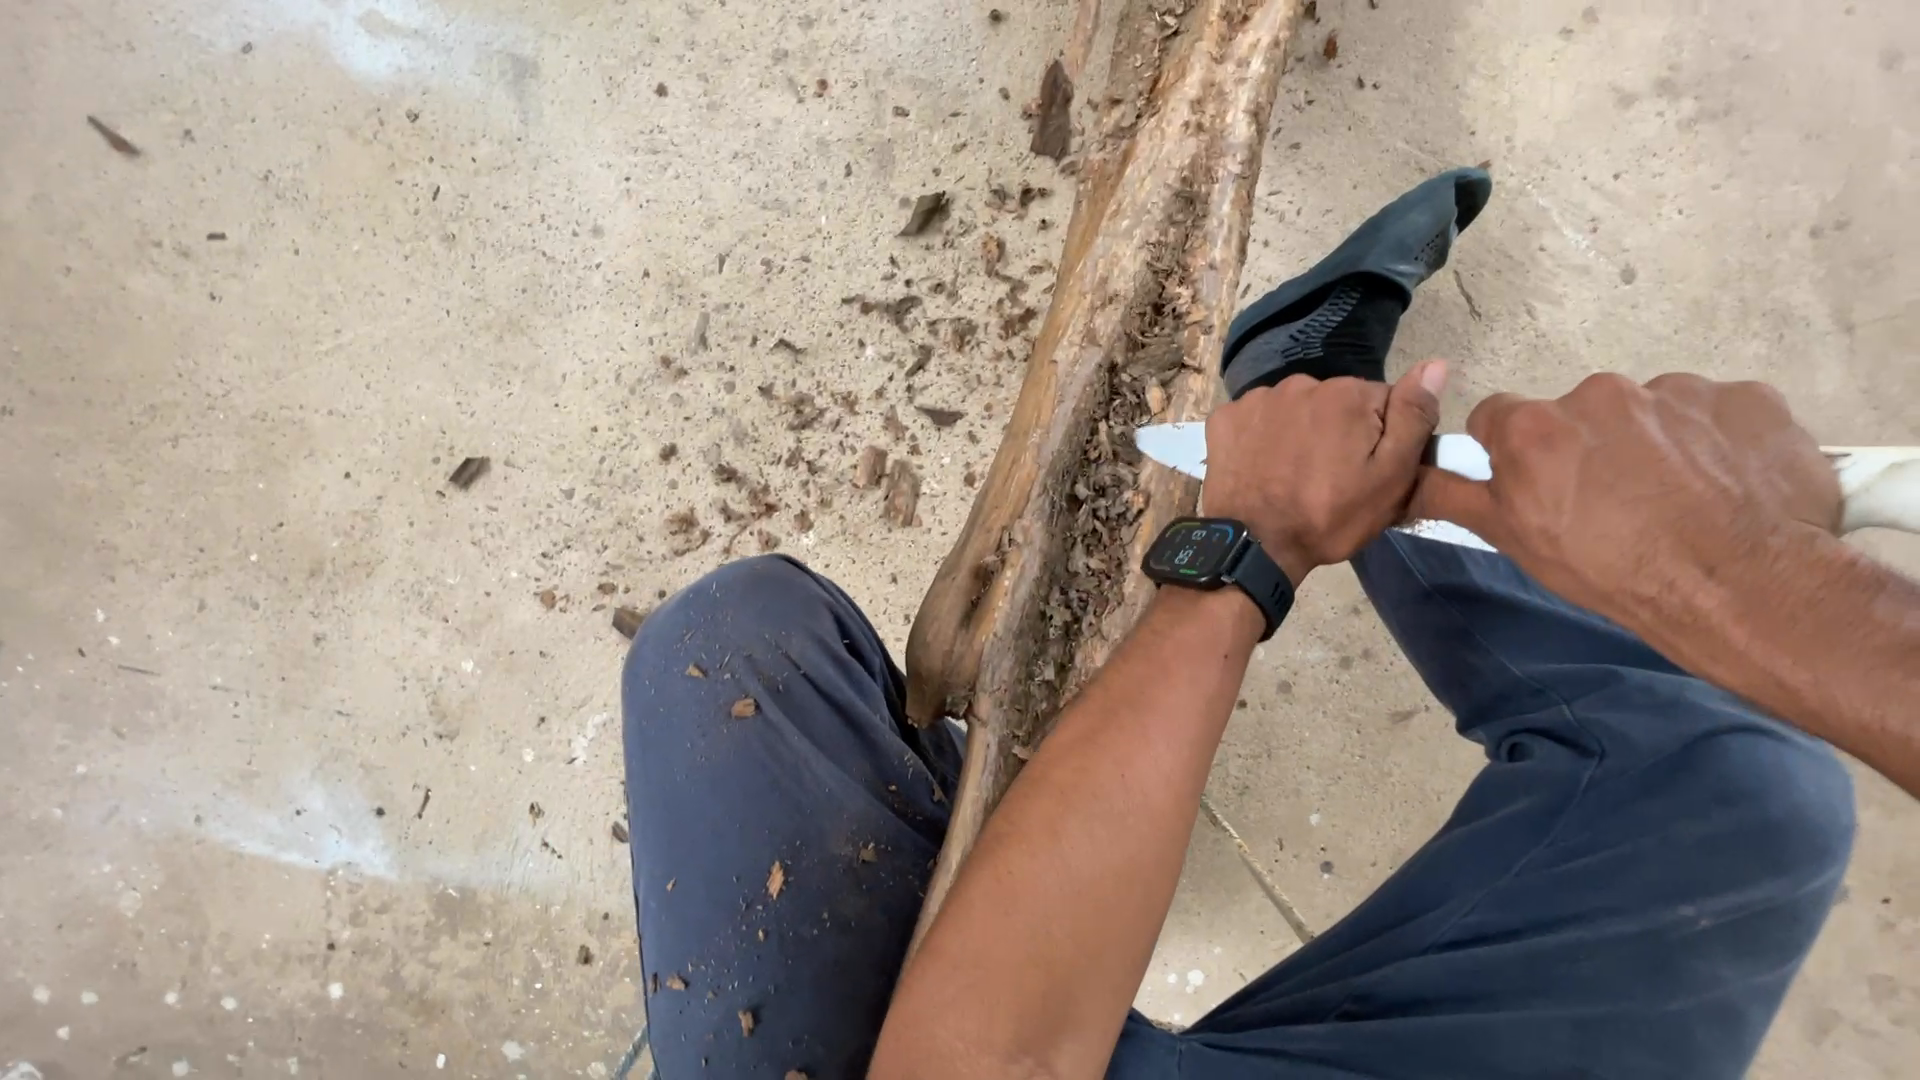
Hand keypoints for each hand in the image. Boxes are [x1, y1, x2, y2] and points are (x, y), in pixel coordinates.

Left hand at [1201, 361, 1447, 584]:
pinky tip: (1260, 465)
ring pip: (1292, 409)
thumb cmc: (1329, 517)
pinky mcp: (1224, 419)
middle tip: (1326, 475)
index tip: (1363, 468)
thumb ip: (1413, 417)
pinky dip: (1258, 436)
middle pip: (1332, 402)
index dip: (1377, 436)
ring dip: (1296, 431)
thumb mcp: (1390, 477)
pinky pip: (1253, 419)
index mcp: (1347, 394)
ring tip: (1291, 473)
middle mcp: (1300, 384)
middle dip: (1335, 430)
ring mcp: (1255, 400)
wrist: (1255, 545)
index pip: (1379, 402)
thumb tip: (1435, 363)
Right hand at [1409, 372, 1841, 621]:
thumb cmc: (1602, 565)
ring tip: (1673, 494)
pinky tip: (1723, 482)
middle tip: (1609, 498)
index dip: (1510, 450)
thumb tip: (1397, 476)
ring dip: (1649, 441)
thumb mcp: (1507, 536)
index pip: (1497, 416)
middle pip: (1574, 412)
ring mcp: (1678, 392)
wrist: (1735, 583)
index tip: (1534, 483)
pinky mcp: (1749, 399)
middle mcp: (1598, 393)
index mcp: (1532, 427)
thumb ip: (1448, 496)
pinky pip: (1715, 411)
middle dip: (1585, 444)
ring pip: (1646, 411)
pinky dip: (1714, 439)